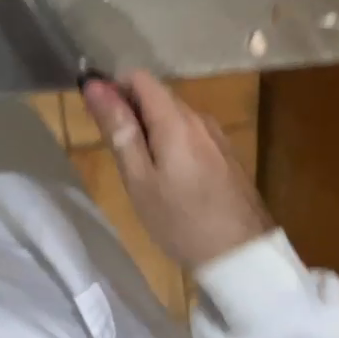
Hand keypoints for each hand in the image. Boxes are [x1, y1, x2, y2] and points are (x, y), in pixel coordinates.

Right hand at [83, 71, 270, 270]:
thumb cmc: (181, 221)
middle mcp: (199, 118)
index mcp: (176, 120)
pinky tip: (169, 177)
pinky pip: (189, 133)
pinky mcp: (226, 155)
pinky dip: (170, 141)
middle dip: (130, 110)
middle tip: (116, 151)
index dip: (114, 88)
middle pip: (156, 95)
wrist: (244, 260)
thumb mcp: (139, 179)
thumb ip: (118, 128)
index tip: (100, 118)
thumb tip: (94, 86)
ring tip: (140, 169)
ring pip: (173, 115)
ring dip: (150, 128)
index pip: (139, 77)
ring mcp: (217, 136)